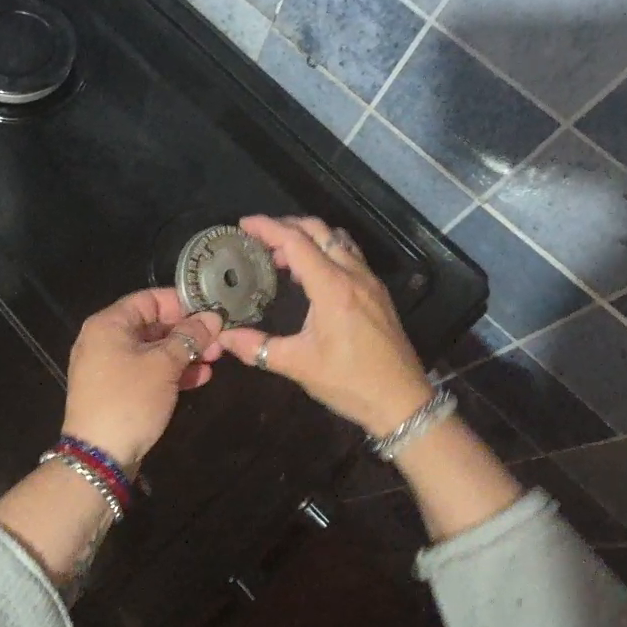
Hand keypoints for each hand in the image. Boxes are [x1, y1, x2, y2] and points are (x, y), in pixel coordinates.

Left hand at [62, 288, 224, 470]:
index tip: (210, 312)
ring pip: (153, 350)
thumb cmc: (129, 399)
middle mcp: (105, 340)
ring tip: (215, 359)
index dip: (181, 303)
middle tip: (219, 340)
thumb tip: (211, 318)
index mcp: (108, 324)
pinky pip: (147, 372)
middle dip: (187, 332)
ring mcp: (109, 367)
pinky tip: (200, 377)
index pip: (148, 299)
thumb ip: (189, 338)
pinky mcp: (117, 391)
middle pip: (152, 325)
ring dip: (183, 353)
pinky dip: (171, 372)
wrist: (99, 456)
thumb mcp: (163, 365)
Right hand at [216, 215, 432, 436]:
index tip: (243, 225)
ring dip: (309, 237)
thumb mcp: (298, 365)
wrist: (403, 402)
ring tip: (282, 256)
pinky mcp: (378, 293)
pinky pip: (349, 256)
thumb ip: (257, 348)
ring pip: (337, 240)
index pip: (296, 242)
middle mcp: (353, 275)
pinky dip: (326, 252)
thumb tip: (223, 337)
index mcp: (332, 287)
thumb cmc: (350, 382)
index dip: (268, 228)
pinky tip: (310, 275)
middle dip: (287, 226)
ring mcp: (369, 282)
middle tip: (259, 238)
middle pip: (319, 230)